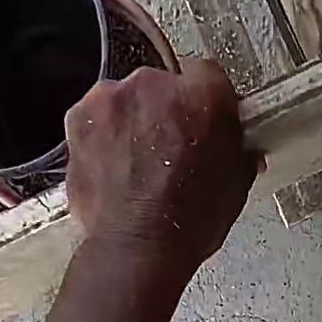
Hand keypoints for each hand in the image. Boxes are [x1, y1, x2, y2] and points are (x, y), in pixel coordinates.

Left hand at [64, 58, 259, 278]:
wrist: (139, 247)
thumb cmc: (189, 223)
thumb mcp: (235, 186)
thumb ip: (238, 150)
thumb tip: (241, 145)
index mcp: (204, 97)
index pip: (209, 74)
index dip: (208, 99)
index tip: (206, 117)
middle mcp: (156, 85)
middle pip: (165, 85)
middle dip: (169, 111)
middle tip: (174, 151)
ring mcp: (113, 98)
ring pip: (129, 99)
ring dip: (136, 122)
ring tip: (142, 165)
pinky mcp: (80, 117)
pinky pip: (99, 116)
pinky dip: (107, 136)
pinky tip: (119, 168)